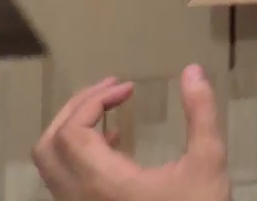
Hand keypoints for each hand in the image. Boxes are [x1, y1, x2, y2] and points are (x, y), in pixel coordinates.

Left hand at [33, 65, 228, 200]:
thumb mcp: (208, 160)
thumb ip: (200, 112)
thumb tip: (192, 70)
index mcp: (103, 183)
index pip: (71, 133)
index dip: (94, 100)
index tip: (130, 88)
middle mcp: (77, 200)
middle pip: (48, 146)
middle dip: (77, 107)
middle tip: (113, 88)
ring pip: (49, 165)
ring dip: (74, 127)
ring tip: (110, 106)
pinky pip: (62, 179)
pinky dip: (77, 149)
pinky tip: (116, 140)